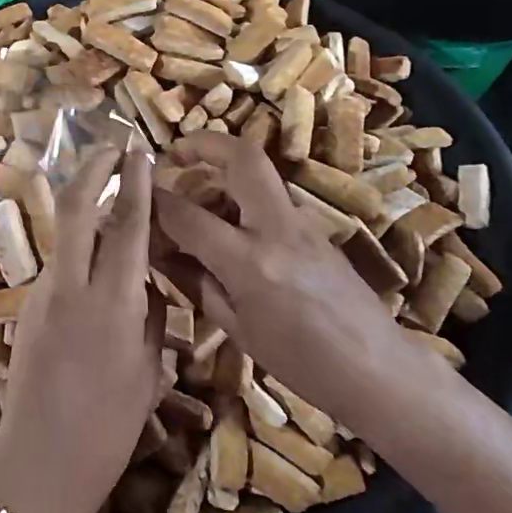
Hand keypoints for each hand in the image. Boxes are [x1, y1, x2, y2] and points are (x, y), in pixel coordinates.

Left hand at [0, 143, 159, 512]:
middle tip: (112, 148)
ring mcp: (42, 294)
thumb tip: (147, 283)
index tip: (139, 150)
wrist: (41, 460)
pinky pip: (58, 263)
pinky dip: (78, 246)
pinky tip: (95, 256)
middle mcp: (72, 286)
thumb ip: (151, 317)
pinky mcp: (27, 306)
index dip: (136, 182)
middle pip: (78, 207)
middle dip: (94, 169)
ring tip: (110, 196)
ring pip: (65, 233)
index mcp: (114, 304)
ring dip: (86, 207)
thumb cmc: (110, 426)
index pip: (128, 225)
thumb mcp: (148, 371)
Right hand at [153, 133, 404, 402]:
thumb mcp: (236, 328)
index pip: (188, 215)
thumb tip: (158, 252)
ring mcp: (302, 223)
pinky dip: (241, 195)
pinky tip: (227, 224)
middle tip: (174, 154)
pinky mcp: (316, 228)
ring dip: (222, 169)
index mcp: (250, 262)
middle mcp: (277, 229)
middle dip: (203, 144)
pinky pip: (270, 196)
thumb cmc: (300, 362)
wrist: (376, 368)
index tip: (135, 192)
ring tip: (194, 194)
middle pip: (242, 158)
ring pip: (259, 172)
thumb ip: (194, 282)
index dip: (155, 200)